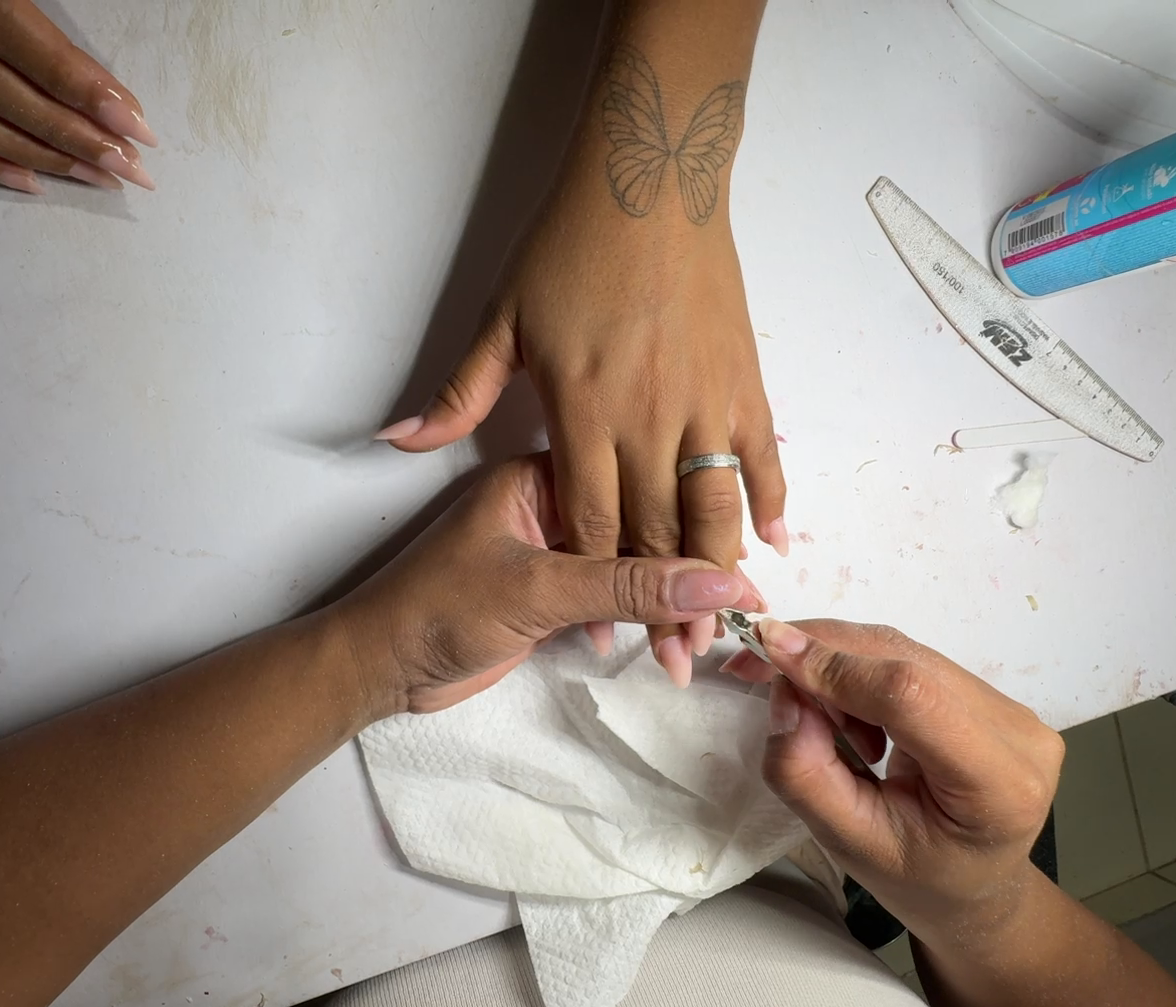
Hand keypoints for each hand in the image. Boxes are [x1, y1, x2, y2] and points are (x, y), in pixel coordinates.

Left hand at [333, 454, 763, 715]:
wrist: (382, 663)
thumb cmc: (441, 608)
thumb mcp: (535, 590)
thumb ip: (624, 586)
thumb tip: (716, 586)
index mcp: (539, 477)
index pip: (632, 488)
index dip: (687, 527)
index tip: (742, 565)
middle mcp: (552, 506)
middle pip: (639, 527)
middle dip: (689, 569)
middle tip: (744, 603)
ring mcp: (552, 551)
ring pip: (629, 565)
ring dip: (668, 599)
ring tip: (718, 631)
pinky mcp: (550, 593)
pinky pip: (611, 596)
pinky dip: (641, 616)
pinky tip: (675, 634)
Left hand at [376, 92, 784, 687]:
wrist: (647, 178)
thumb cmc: (566, 249)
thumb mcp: (498, 323)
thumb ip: (458, 396)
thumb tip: (397, 438)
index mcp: (583, 414)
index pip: (595, 523)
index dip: (604, 588)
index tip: (615, 640)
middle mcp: (646, 418)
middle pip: (657, 530)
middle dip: (670, 602)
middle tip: (685, 659)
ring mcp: (701, 399)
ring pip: (713, 504)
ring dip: (721, 570)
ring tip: (730, 621)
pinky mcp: (740, 378)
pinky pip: (759, 451)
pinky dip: (770, 497)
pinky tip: (778, 539)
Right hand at [723, 620, 1064, 937]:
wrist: (972, 884)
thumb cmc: (913, 876)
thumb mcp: (845, 842)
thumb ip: (804, 773)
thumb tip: (784, 694)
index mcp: (996, 783)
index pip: (910, 695)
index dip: (833, 665)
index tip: (766, 649)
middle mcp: (1014, 728)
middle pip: (897, 657)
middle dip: (813, 650)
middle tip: (749, 667)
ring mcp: (1003, 702)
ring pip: (891, 646)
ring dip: (827, 661)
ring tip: (808, 714)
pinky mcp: (979, 687)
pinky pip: (896, 653)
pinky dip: (845, 666)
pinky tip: (840, 709)